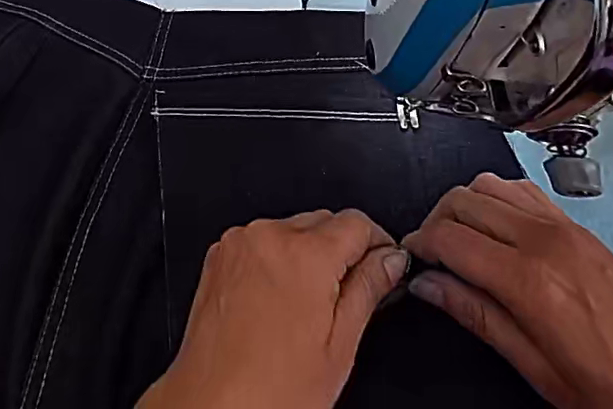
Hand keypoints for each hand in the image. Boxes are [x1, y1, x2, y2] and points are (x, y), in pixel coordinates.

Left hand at [137, 209, 408, 408]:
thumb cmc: (269, 396)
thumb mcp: (338, 347)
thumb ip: (369, 290)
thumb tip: (391, 259)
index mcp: (305, 255)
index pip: (358, 222)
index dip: (378, 244)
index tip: (384, 263)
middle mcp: (270, 236)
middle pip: (326, 221)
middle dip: (342, 250)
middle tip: (347, 295)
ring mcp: (242, 241)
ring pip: (295, 228)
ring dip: (308, 252)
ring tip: (306, 307)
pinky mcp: (222, 252)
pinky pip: (264, 239)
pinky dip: (276, 257)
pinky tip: (277, 301)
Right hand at [403, 174, 612, 408]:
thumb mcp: (539, 371)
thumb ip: (479, 318)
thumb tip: (433, 288)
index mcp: (531, 280)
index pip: (451, 237)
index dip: (419, 243)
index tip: (408, 257)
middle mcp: (546, 239)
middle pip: (464, 200)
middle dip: (434, 219)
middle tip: (424, 251)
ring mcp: (564, 225)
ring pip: (490, 184)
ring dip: (462, 203)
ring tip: (453, 238)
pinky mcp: (578, 225)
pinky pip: (522, 189)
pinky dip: (494, 196)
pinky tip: (493, 224)